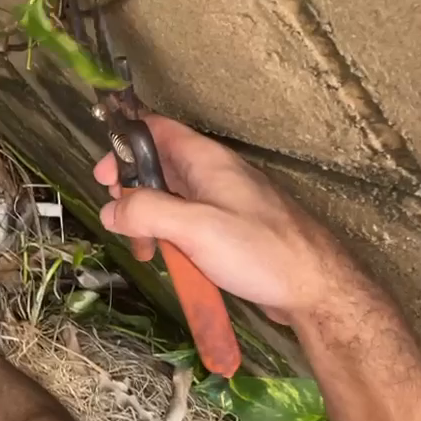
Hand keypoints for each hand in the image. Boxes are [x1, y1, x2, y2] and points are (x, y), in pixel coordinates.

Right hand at [95, 116, 365, 324]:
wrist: (316, 290)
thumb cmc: (261, 251)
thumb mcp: (195, 227)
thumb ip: (146, 212)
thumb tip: (110, 209)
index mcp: (207, 161)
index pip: (157, 129)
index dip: (124, 144)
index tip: (104, 175)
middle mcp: (212, 175)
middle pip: (156, 166)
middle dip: (130, 190)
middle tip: (118, 217)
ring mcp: (219, 202)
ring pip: (166, 199)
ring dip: (145, 220)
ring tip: (142, 248)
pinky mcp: (224, 229)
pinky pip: (183, 223)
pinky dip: (166, 237)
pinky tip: (166, 258)